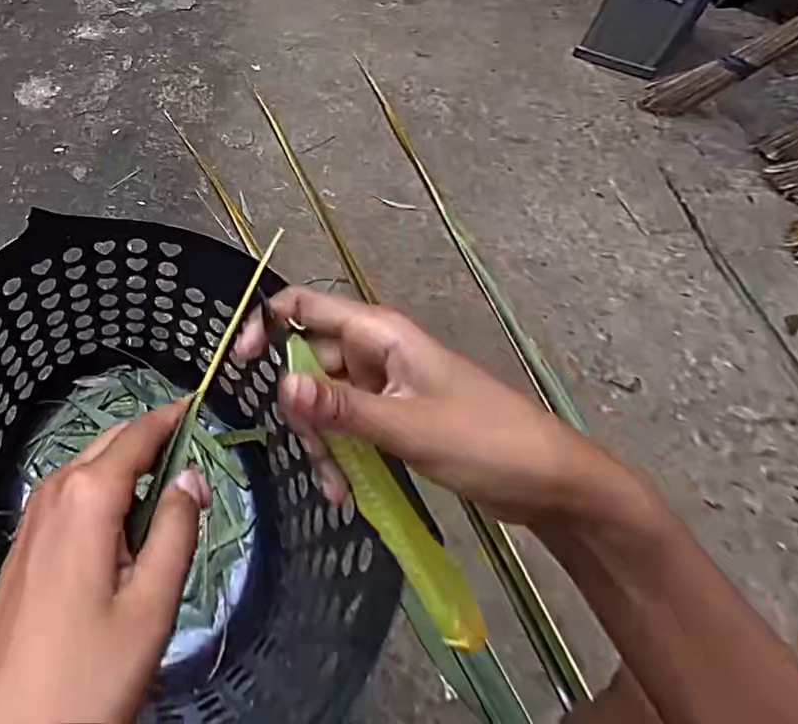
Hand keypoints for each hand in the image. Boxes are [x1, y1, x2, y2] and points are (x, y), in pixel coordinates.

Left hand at [0, 403, 212, 723]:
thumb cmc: (84, 674)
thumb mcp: (149, 609)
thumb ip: (175, 533)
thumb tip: (191, 478)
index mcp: (87, 495)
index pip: (137, 436)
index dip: (170, 418)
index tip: (197, 405)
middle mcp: (56, 490)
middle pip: (112, 445)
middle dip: (151, 443)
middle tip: (193, 461)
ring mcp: (35, 513)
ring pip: (91, 469)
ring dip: (130, 472)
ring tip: (166, 502)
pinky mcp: (27, 539)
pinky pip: (74, 495)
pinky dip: (105, 495)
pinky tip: (124, 533)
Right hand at [233, 287, 644, 528]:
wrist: (556, 486)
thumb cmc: (488, 440)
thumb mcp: (407, 426)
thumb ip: (340, 408)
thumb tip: (280, 387)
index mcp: (377, 332)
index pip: (301, 307)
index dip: (263, 325)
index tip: (241, 364)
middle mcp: (372, 351)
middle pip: (306, 363)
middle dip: (302, 409)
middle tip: (314, 451)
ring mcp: (380, 384)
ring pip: (322, 401)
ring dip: (321, 441)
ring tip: (337, 485)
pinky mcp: (388, 415)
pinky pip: (345, 426)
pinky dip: (340, 453)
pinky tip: (347, 490)